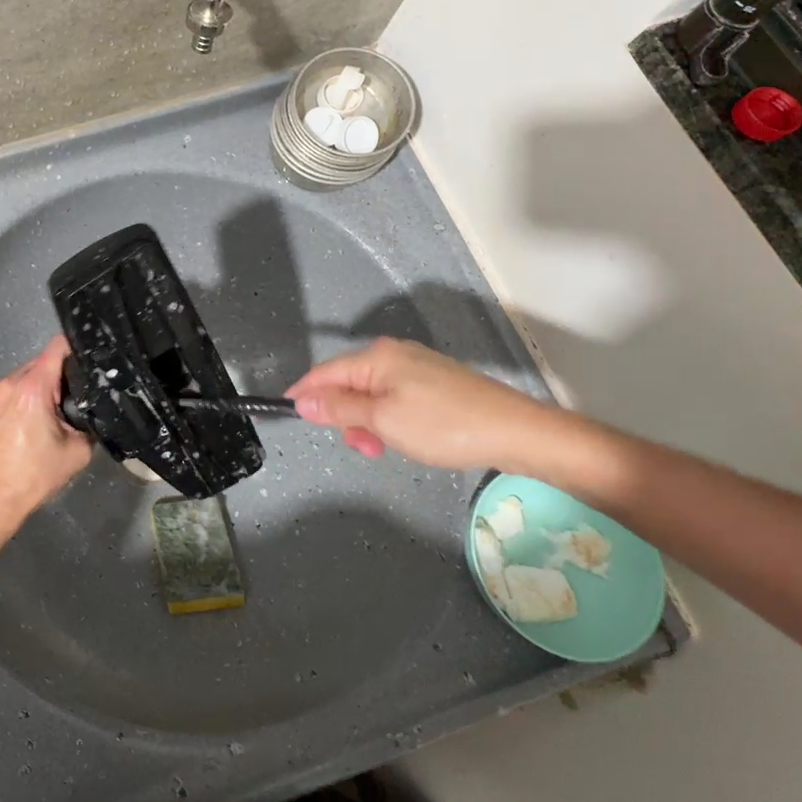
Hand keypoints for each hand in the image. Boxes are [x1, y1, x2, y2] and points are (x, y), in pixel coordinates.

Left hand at [0, 335, 94, 527]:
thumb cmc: (34, 476)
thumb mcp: (78, 452)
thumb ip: (87, 424)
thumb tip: (88, 412)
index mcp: (33, 388)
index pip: (56, 347)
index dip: (73, 349)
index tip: (84, 359)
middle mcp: (7, 384)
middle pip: (38, 365)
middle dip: (54, 380)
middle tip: (65, 407)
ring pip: (18, 380)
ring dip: (32, 392)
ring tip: (40, 423)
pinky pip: (1, 396)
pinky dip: (13, 405)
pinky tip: (17, 430)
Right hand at [284, 338, 580, 471]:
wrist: (514, 431)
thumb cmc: (442, 426)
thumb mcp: (382, 420)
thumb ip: (339, 409)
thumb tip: (302, 400)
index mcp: (377, 357)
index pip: (325, 372)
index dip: (304, 393)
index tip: (287, 413)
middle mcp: (394, 354)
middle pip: (348, 383)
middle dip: (344, 416)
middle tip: (361, 448)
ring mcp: (418, 367)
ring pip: (372, 394)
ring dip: (368, 422)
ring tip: (384, 448)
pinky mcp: (436, 382)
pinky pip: (394, 398)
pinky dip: (388, 419)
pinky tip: (404, 438)